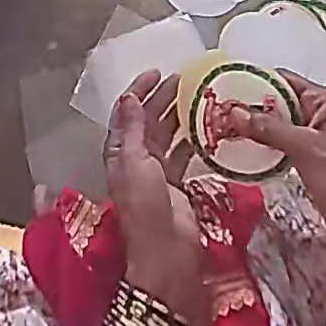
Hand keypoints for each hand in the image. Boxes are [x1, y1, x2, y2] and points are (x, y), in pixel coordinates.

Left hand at [105, 70, 204, 325]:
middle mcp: (135, 158)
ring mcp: (156, 171)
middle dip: (162, 97)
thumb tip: (130, 97)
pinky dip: (192, 138)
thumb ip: (133, 130)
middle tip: (183, 79)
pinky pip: (183, 152)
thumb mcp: (135, 164)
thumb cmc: (147, 207)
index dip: (139, 90)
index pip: (128, 112)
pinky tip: (205, 127)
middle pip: (148, 119)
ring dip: (179, 115)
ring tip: (196, 96)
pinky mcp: (176, 183)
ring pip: (167, 134)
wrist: (167, 254)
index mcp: (120, 152)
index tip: (156, 71)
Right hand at [222, 72, 325, 249]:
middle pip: (277, 100)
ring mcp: (310, 136)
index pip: (284, 80)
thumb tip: (234, 112)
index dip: (256, 80)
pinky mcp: (304, 157)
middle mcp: (317, 113)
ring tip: (222, 126)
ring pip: (275, 122)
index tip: (226, 86)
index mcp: (325, 102)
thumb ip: (271, 129)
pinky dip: (260, 142)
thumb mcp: (307, 150)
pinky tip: (239, 146)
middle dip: (249, 105)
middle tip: (217, 109)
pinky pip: (276, 142)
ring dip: (252, 125)